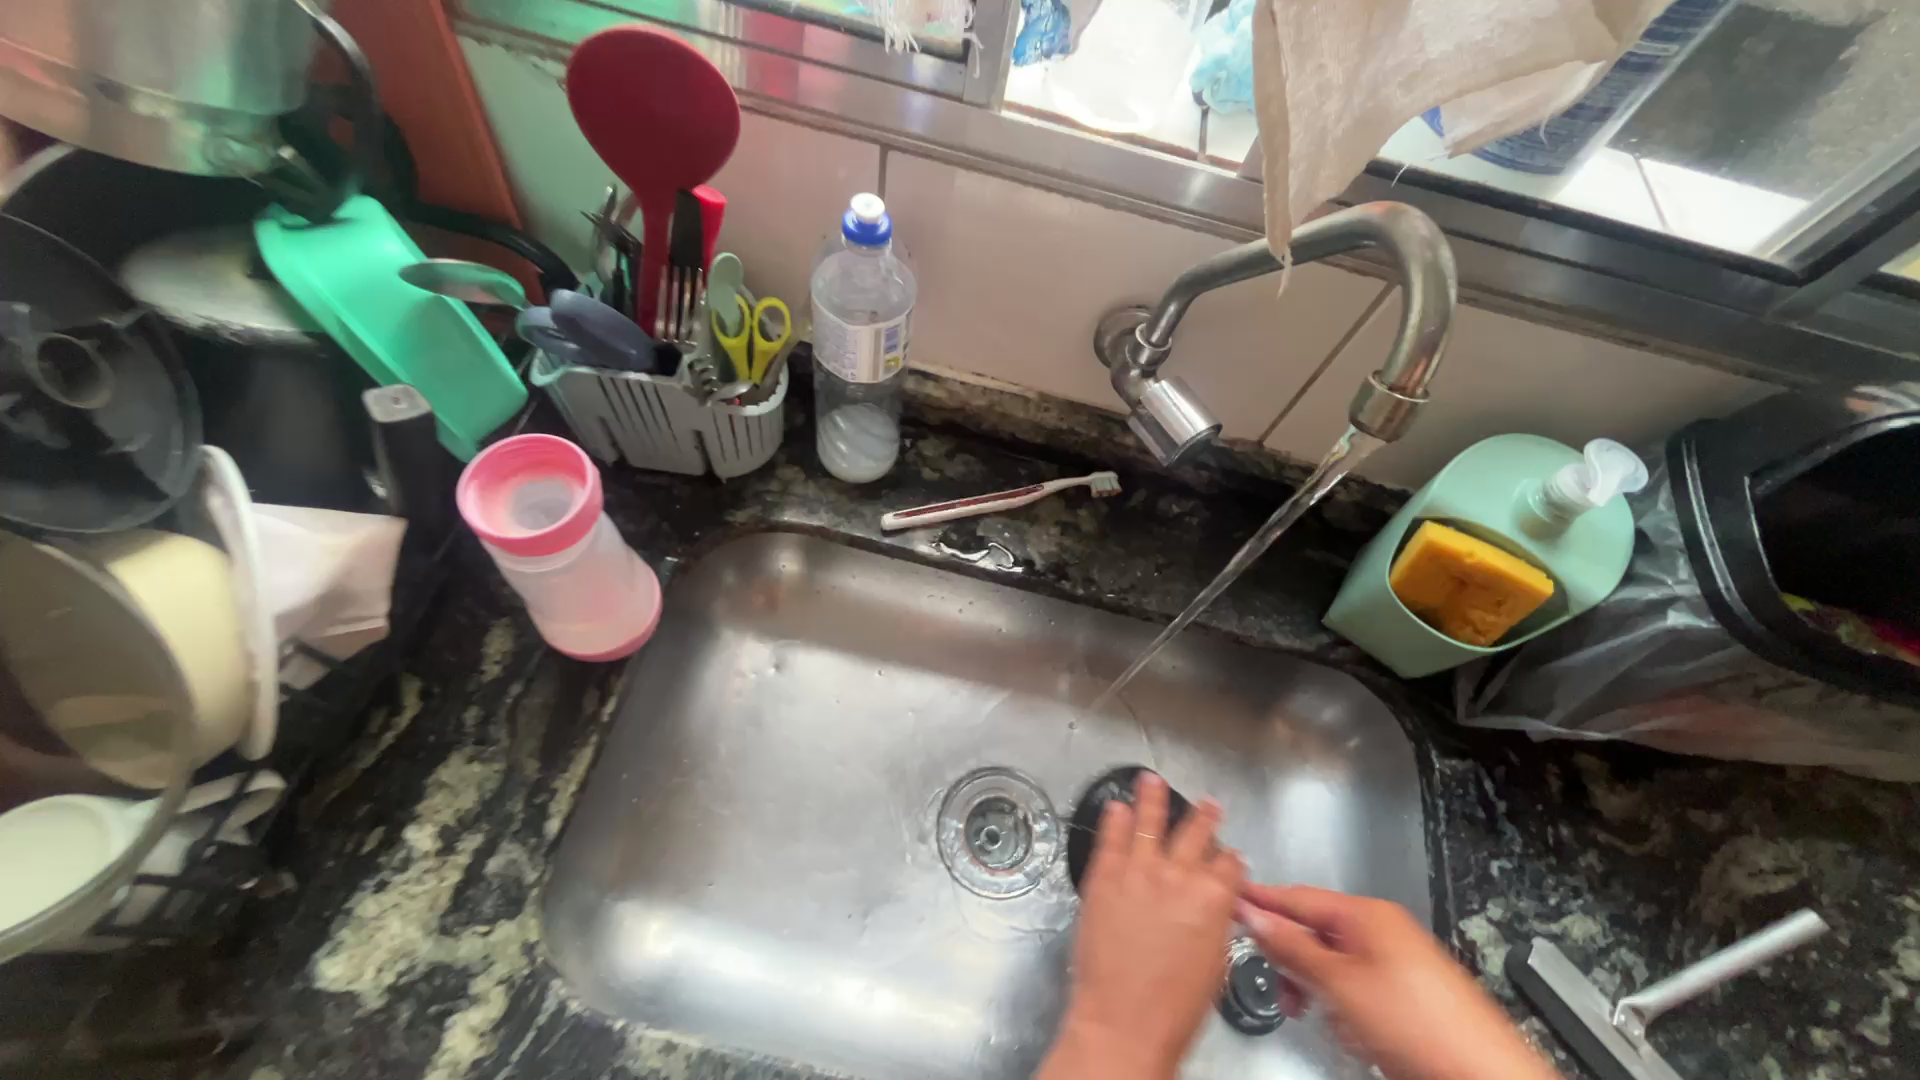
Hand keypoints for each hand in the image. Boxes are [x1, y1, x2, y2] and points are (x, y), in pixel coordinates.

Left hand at [1037, 772, 1245, 1079]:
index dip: (1232, 860)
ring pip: (1149, 824)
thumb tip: (1218, 903)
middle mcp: (1178, 876)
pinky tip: (1116, 807)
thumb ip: (1216, 922)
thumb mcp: (1214, 964)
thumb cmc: (1176, 1009)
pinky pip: (1110, 839)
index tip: (1231, 854)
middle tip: (1209, 803)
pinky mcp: (1104, 877)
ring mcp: (1138, 872)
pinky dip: (1114, 820)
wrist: (1123, 1021)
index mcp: (1213, 900)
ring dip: (1153, 799)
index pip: (1230, 866)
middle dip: (1204, 817)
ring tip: (1151, 779)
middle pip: (1195, 835)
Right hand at [1236, 885, 1560, 1079]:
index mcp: (1365, 914)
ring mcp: (1395, 961)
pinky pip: (1354, 984)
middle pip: (1314, 929)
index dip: (1260, 900)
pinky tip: (1344, 1027)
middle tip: (1277, 985)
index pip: (1297, 896)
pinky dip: (1339, 1002)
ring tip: (1309, 1012)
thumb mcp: (1340, 983)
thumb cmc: (1417, 1024)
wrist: (1488, 1078)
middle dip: (1290, 957)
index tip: (1228, 900)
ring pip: (1332, 961)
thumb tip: (1253, 915)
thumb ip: (1292, 946)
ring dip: (1313, 985)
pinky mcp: (1405, 993)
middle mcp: (1380, 929)